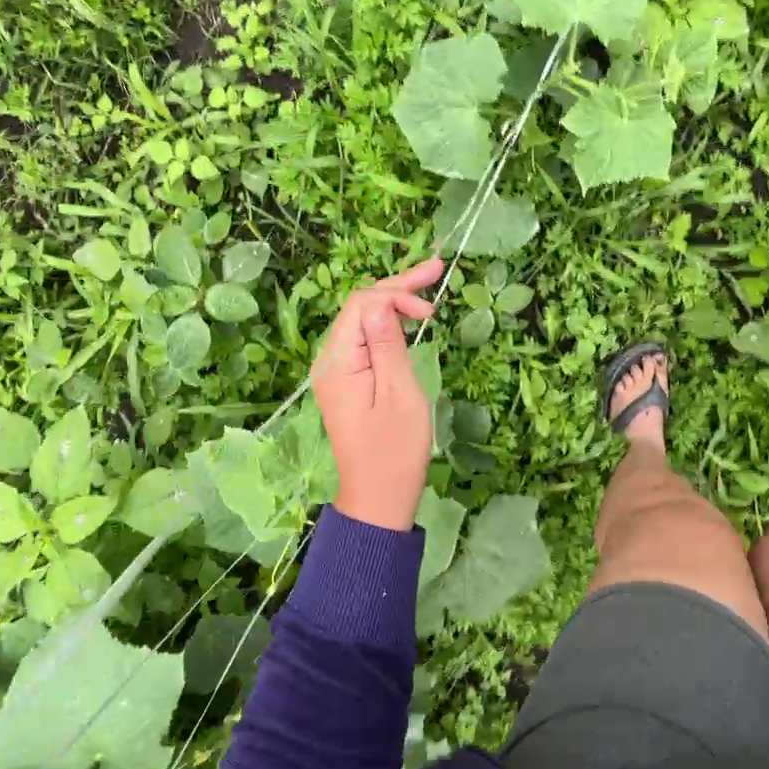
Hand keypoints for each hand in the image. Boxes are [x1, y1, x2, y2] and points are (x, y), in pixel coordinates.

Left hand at [312, 259, 443, 531]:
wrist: (378, 499)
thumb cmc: (394, 452)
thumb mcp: (400, 395)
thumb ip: (388, 345)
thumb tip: (380, 303)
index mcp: (338, 363)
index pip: (362, 305)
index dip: (395, 294)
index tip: (431, 310)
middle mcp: (330, 362)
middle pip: (360, 307)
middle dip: (397, 287)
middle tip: (437, 269)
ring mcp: (337, 372)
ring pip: (363, 321)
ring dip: (394, 301)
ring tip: (428, 288)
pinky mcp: (348, 382)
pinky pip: (365, 340)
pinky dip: (388, 324)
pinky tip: (409, 317)